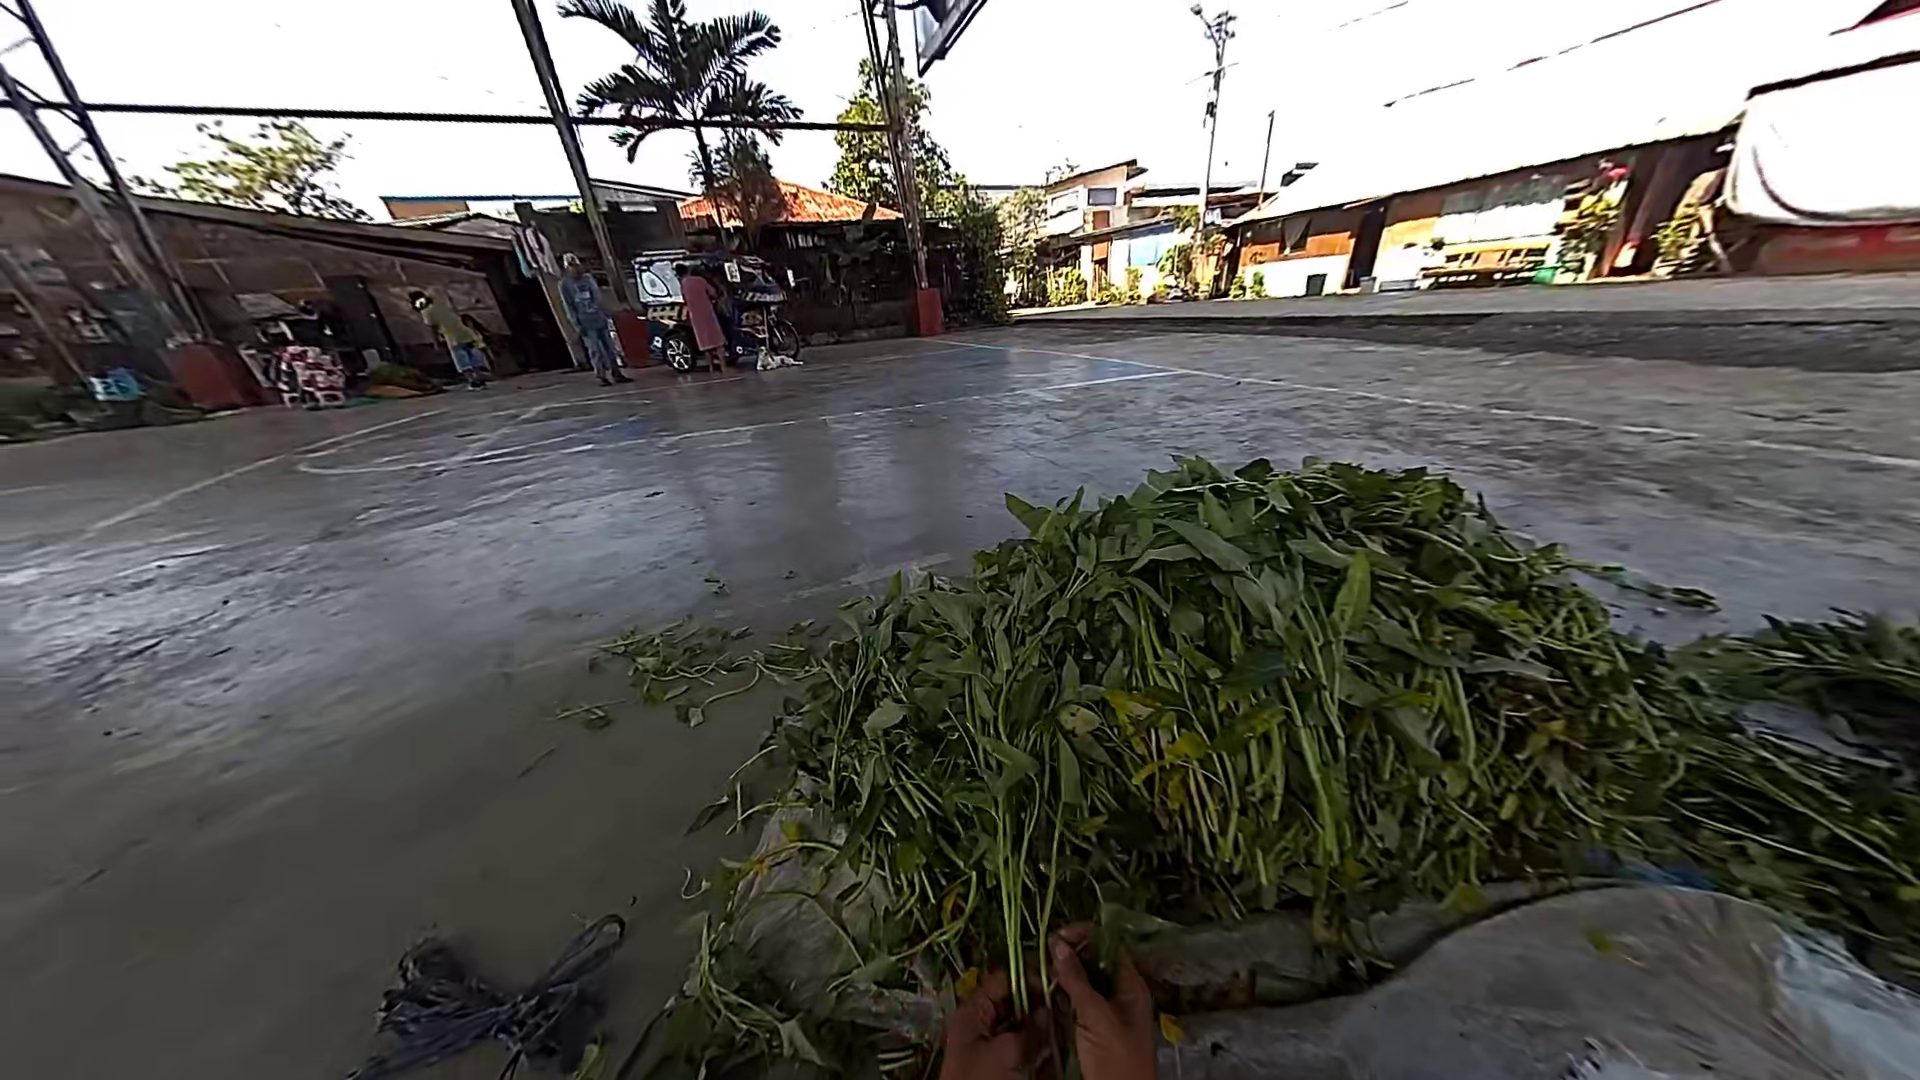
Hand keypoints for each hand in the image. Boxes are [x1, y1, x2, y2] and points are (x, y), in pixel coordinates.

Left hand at [939, 969, 1051, 1079]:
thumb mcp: (1006, 1054)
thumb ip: (1028, 1030)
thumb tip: (1047, 1010)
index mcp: (973, 1010)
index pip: (1001, 981)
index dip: (1027, 979)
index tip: (1053, 983)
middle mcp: (979, 1023)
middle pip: (1011, 1003)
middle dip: (1036, 1005)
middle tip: (1061, 1007)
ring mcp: (988, 1047)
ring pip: (1017, 1027)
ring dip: (1038, 1028)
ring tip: (1061, 1025)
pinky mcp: (998, 1069)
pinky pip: (1018, 1050)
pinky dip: (1034, 1048)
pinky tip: (1052, 1050)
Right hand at [1050, 925, 1156, 1079]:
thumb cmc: (1116, 1062)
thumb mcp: (1097, 1018)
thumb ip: (1077, 980)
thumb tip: (1056, 942)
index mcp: (1130, 985)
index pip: (1108, 944)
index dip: (1084, 935)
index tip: (1058, 936)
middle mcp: (1119, 991)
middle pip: (1094, 958)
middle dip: (1069, 951)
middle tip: (1044, 952)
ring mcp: (1105, 1008)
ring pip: (1082, 977)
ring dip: (1062, 970)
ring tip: (1040, 966)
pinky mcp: (1091, 1024)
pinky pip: (1076, 997)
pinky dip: (1061, 989)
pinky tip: (1045, 986)